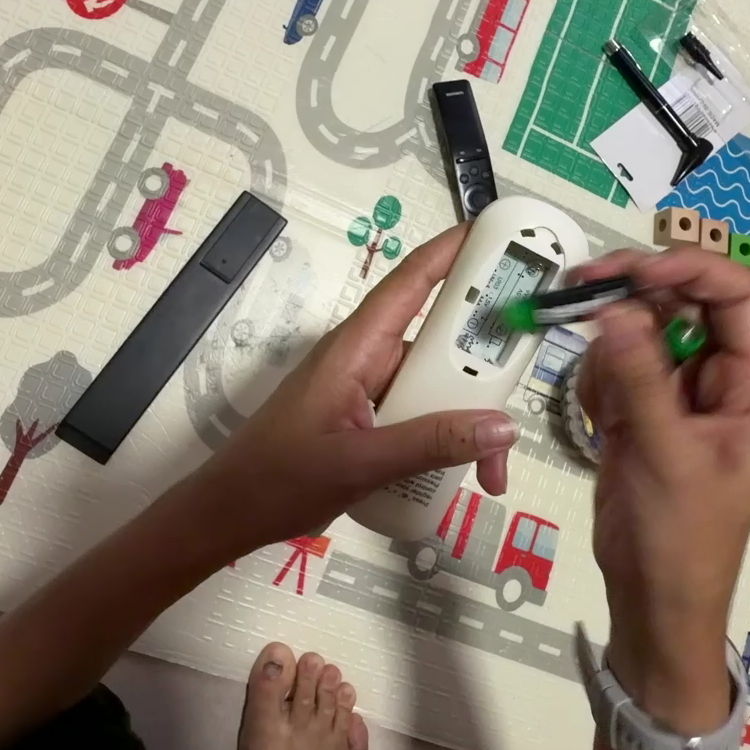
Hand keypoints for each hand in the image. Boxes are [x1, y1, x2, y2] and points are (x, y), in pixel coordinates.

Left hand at [188, 223, 519, 551]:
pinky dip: (448, 441)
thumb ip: (431, 442)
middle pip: (441, 342)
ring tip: (493, 472)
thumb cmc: (279, 478)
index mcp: (357, 347)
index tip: (501, 235)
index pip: (411, 282)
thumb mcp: (360, 462)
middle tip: (519, 401)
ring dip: (469, 422)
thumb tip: (504, 425)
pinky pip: (423, 415)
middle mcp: (370, 358)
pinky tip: (465, 476)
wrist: (230, 514)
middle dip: (484, 373)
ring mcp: (371, 389)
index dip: (454, 252)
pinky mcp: (373, 418)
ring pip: (437, 386)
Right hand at [574, 247, 749, 731]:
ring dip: (609, 347)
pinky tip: (597, 421)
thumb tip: (613, 308)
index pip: (734, 296)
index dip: (689, 269)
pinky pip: (613, 364)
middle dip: (632, 293)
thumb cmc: (682, 537)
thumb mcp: (666, 455)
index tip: (632, 270)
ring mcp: (674, 391)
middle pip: (681, 302)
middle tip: (579, 286)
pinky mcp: (637, 407)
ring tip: (600, 403)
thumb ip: (639, 378)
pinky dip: (596, 380)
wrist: (651, 599)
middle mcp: (716, 377)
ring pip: (638, 330)